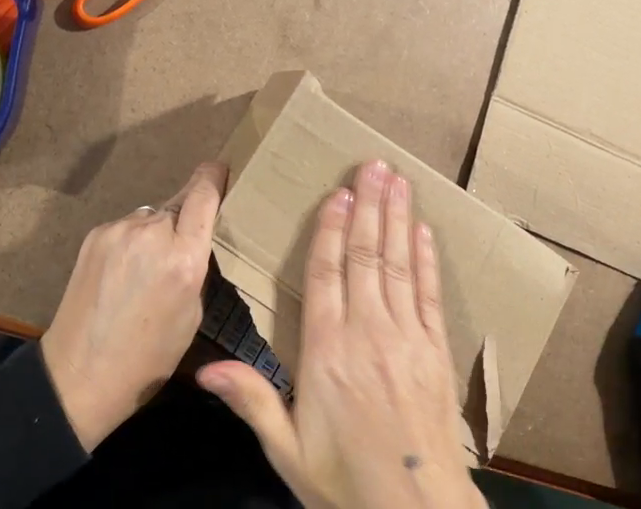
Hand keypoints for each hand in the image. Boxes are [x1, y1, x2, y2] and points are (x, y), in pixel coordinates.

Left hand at [41, 161, 226, 450]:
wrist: (80, 374)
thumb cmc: (148, 358)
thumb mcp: (192, 316)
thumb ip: (195, 266)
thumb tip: (191, 238)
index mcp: (184, 258)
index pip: (203, 195)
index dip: (214, 177)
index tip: (220, 169)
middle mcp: (152, 233)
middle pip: (178, 205)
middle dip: (184, 220)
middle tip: (181, 249)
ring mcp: (118, 230)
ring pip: (150, 216)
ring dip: (156, 231)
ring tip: (145, 272)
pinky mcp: (95, 235)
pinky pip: (126, 227)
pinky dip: (132, 241)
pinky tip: (122, 274)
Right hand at [198, 160, 485, 508]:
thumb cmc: (345, 482)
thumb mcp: (288, 450)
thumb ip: (251, 401)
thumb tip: (204, 367)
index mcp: (326, 351)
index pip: (326, 274)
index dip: (331, 229)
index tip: (337, 191)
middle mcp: (368, 333)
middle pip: (367, 257)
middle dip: (370, 206)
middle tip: (373, 163)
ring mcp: (407, 340)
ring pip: (399, 266)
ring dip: (397, 219)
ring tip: (397, 180)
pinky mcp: (436, 353)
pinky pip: (430, 296)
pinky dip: (426, 260)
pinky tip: (422, 231)